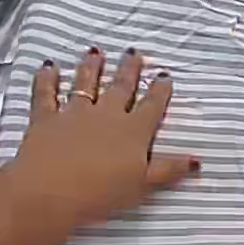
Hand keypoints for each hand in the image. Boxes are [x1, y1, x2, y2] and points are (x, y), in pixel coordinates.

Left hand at [0, 47, 198, 244]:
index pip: (151, 106)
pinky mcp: (46, 119)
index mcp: (133, 131)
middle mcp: (106, 115)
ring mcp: (74, 114)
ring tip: (96, 52)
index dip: (160, 90)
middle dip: (128, 69)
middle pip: (120, 88)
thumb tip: (197, 161)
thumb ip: (169, 169)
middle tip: (133, 52)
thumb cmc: (101, 192)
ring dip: (91, 67)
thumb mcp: (143, 184)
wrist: (50, 192)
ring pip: (85, 84)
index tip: (165, 75)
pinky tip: (48, 66)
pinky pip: (46, 93)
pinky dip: (46, 78)